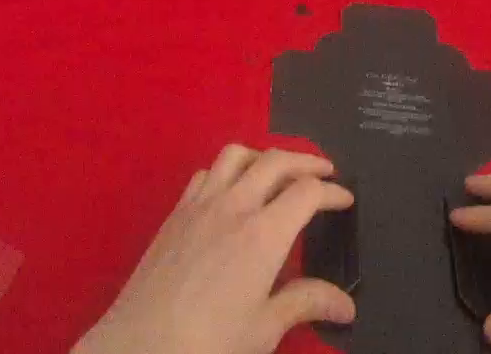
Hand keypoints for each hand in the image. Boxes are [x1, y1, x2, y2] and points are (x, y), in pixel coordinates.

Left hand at [73, 145, 356, 353]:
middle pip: (275, 161)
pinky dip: (227, 169)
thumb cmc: (210, 340)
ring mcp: (201, 202)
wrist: (143, 342)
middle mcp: (234, 204)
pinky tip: (231, 188)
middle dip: (305, 160)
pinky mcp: (177, 210)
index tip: (345, 198)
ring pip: (236, 154)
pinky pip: (206, 172)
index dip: (331, 191)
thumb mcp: (264, 328)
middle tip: (324, 171)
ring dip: (264, 155)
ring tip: (277, 171)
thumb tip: (346, 303)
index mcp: (263, 233)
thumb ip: (305, 304)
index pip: (306, 193)